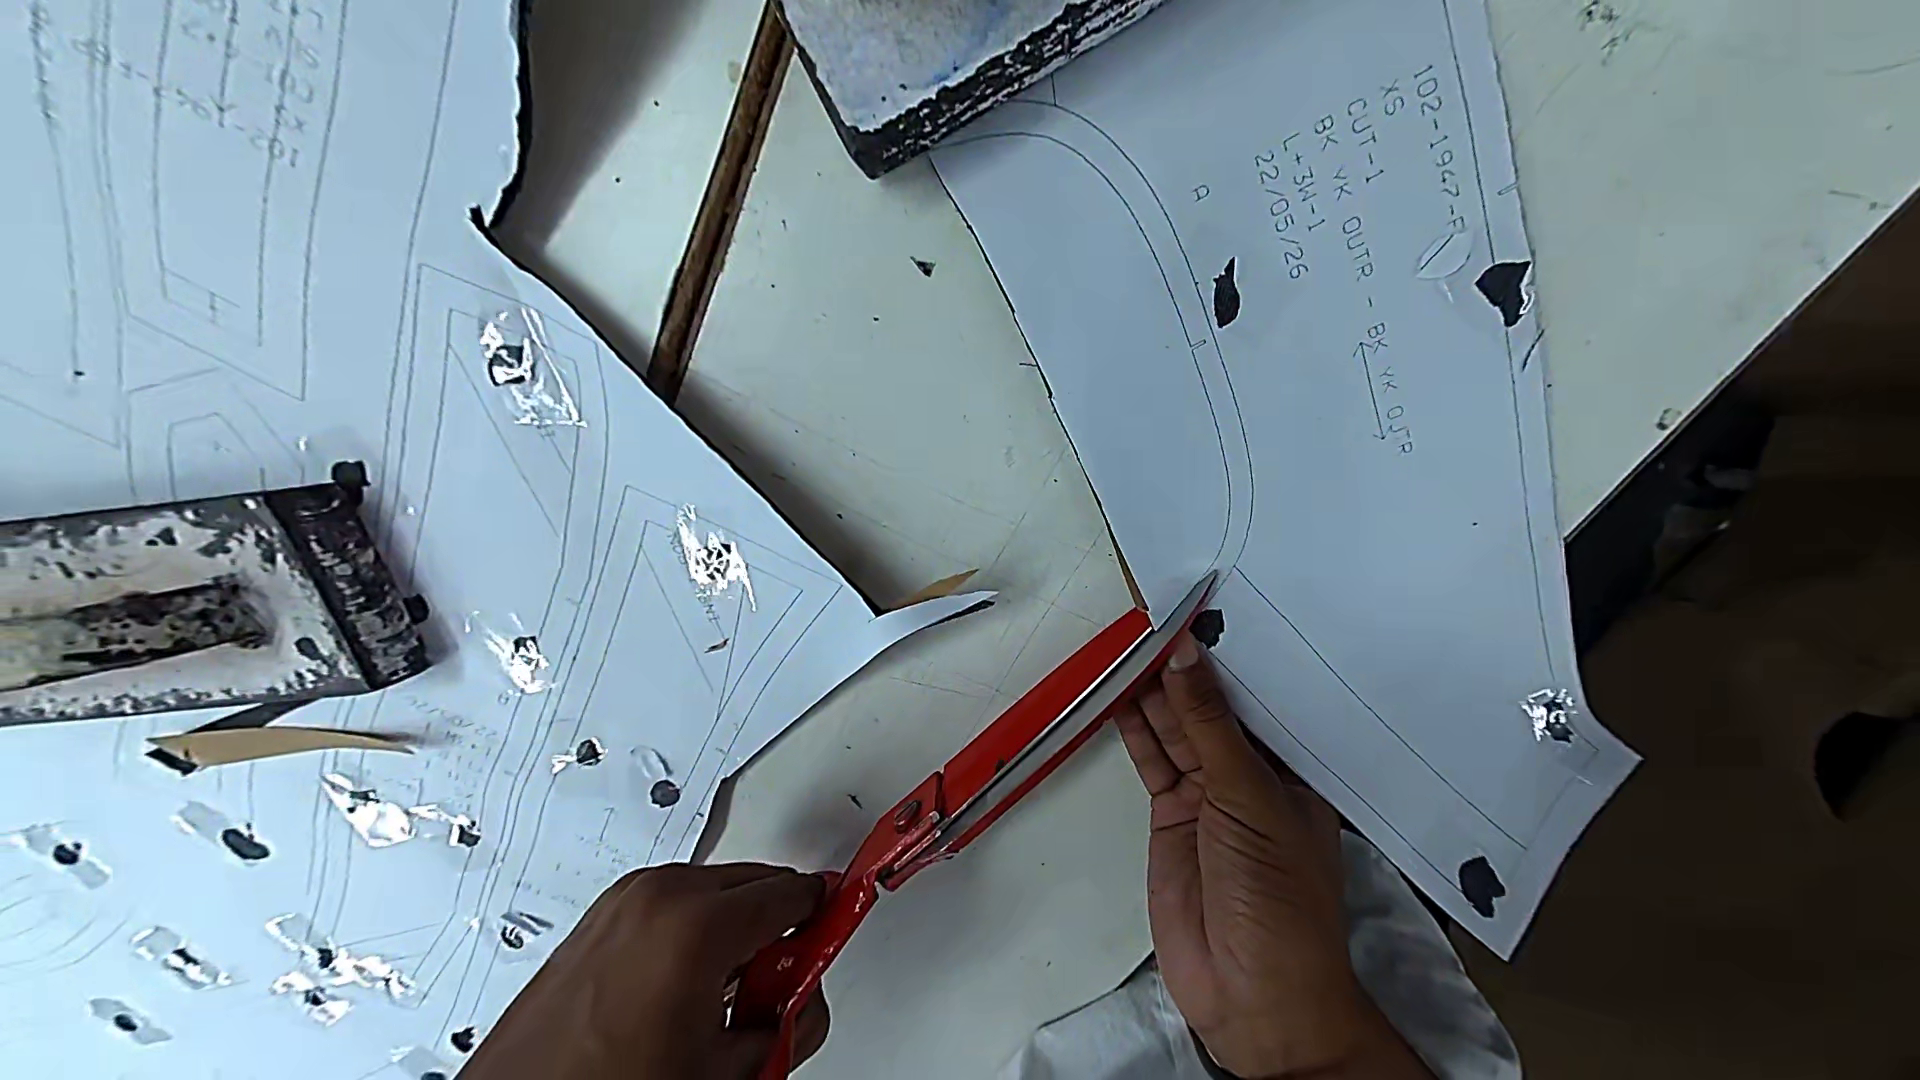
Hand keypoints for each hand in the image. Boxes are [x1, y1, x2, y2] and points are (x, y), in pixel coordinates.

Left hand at [464, 863, 830, 1079]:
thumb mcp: (728, 1074)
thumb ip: (792, 1022)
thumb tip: (807, 999)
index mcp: (699, 925)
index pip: (794, 892)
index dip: (822, 914)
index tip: (831, 925)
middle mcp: (663, 894)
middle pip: (758, 882)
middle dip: (777, 925)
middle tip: (777, 982)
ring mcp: (630, 897)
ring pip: (719, 888)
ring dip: (735, 926)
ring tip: (719, 995)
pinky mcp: (605, 910)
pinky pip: (677, 898)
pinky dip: (694, 926)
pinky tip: (681, 987)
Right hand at [1114, 637, 1429, 1078]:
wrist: (1249, 996)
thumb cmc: (1275, 895)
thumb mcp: (1245, 796)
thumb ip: (1207, 724)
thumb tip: (1184, 653)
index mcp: (1287, 767)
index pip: (1253, 699)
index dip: (1224, 658)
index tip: (1193, 613)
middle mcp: (1246, 773)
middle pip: (1206, 709)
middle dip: (1179, 669)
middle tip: (1149, 619)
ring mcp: (1204, 793)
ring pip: (1173, 728)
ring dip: (1151, 691)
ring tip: (1127, 644)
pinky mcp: (1169, 811)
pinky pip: (1150, 757)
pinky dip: (1133, 726)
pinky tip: (1119, 694)